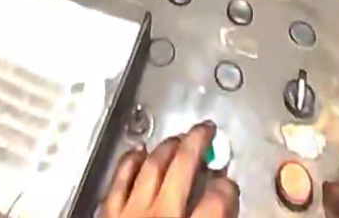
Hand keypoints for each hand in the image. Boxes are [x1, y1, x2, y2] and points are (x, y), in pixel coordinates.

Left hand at [100, 121, 237, 217]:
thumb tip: (224, 211)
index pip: (217, 199)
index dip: (228, 188)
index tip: (229, 184)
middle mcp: (161, 215)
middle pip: (183, 164)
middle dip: (198, 141)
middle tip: (207, 129)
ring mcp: (131, 211)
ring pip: (153, 164)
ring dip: (168, 146)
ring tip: (178, 138)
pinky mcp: (109, 214)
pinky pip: (120, 179)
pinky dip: (130, 161)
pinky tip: (139, 150)